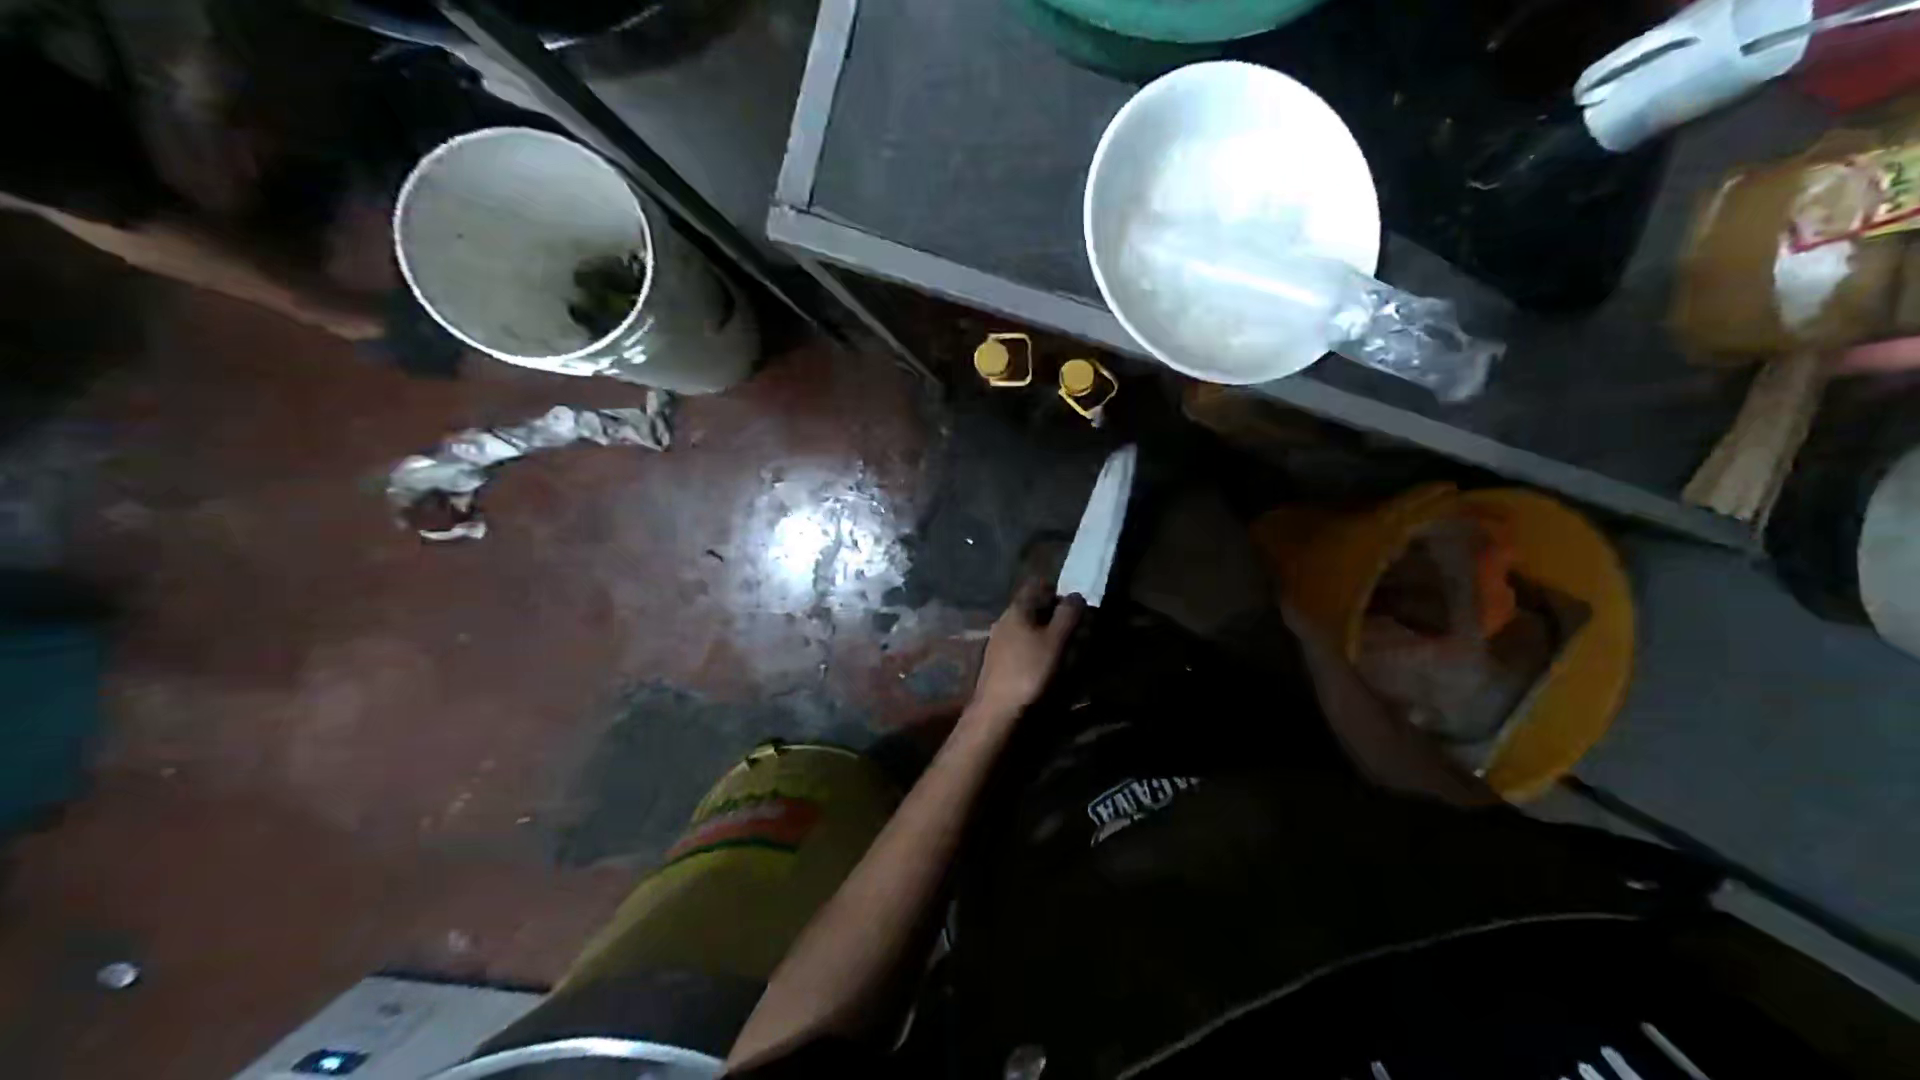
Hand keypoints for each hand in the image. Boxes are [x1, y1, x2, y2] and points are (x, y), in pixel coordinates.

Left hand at [968, 577, 1084, 719]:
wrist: (997, 708)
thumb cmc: (1029, 670)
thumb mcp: (1055, 641)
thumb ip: (1068, 615)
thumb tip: (1076, 595)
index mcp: (1017, 608)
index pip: (1036, 585)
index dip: (1057, 590)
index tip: (1075, 604)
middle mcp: (1004, 619)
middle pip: (1032, 605)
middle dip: (1054, 612)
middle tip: (1075, 626)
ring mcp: (998, 639)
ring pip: (1026, 625)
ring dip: (1045, 630)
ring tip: (1064, 645)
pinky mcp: (997, 659)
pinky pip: (1020, 642)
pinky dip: (1035, 645)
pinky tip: (1044, 660)